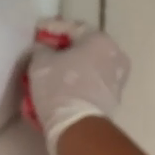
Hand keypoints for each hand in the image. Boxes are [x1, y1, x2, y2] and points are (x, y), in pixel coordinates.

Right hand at [24, 19, 130, 154]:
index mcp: (100, 40)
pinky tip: (61, 88)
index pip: (73, 27)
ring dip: (70, 67)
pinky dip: (77, 82)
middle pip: (84, 47)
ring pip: (88, 66)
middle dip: (63, 49)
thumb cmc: (60, 87)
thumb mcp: (40, 62)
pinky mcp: (113, 99)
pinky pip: (91, 83)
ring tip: (50, 72)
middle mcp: (115, 55)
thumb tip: (44, 49)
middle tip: (44, 51)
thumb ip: (41, 49)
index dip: (52, 27)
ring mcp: (117, 79)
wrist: (78, 127)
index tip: (37, 30)